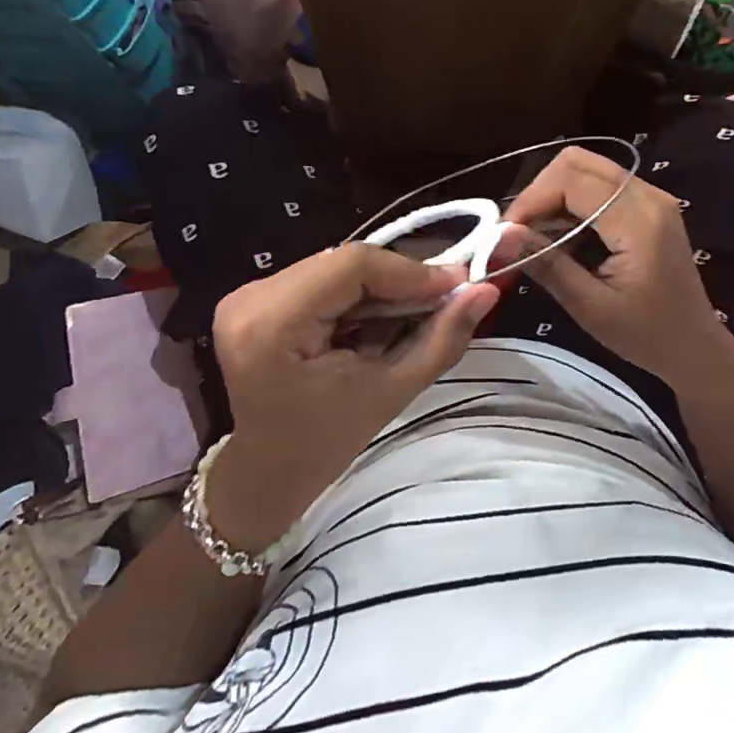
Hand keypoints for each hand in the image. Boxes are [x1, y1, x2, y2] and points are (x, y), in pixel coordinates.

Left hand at [205, 245, 499, 549]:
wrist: (270, 470)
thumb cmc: (328, 441)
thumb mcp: (392, 391)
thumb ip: (442, 338)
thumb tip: (486, 290)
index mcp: (270, 324)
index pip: (352, 265)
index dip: (411, 270)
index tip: (458, 286)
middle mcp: (250, 297)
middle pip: (345, 262)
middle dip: (401, 279)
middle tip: (446, 299)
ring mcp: (247, 294)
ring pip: (338, 266)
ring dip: (383, 286)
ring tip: (415, 314)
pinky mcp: (255, 297)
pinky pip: (324, 277)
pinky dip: (361, 293)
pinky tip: (379, 320)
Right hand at [500, 148, 731, 382]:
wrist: (694, 347)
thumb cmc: (646, 335)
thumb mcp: (590, 307)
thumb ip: (548, 265)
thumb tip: (503, 237)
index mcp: (639, 220)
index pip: (571, 180)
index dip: (531, 200)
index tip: (506, 234)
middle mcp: (648, 196)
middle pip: (577, 163)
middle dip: (539, 193)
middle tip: (519, 233)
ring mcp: (651, 198)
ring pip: (586, 170)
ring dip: (553, 198)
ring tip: (536, 240)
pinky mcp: (648, 207)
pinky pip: (600, 187)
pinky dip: (571, 205)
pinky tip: (562, 240)